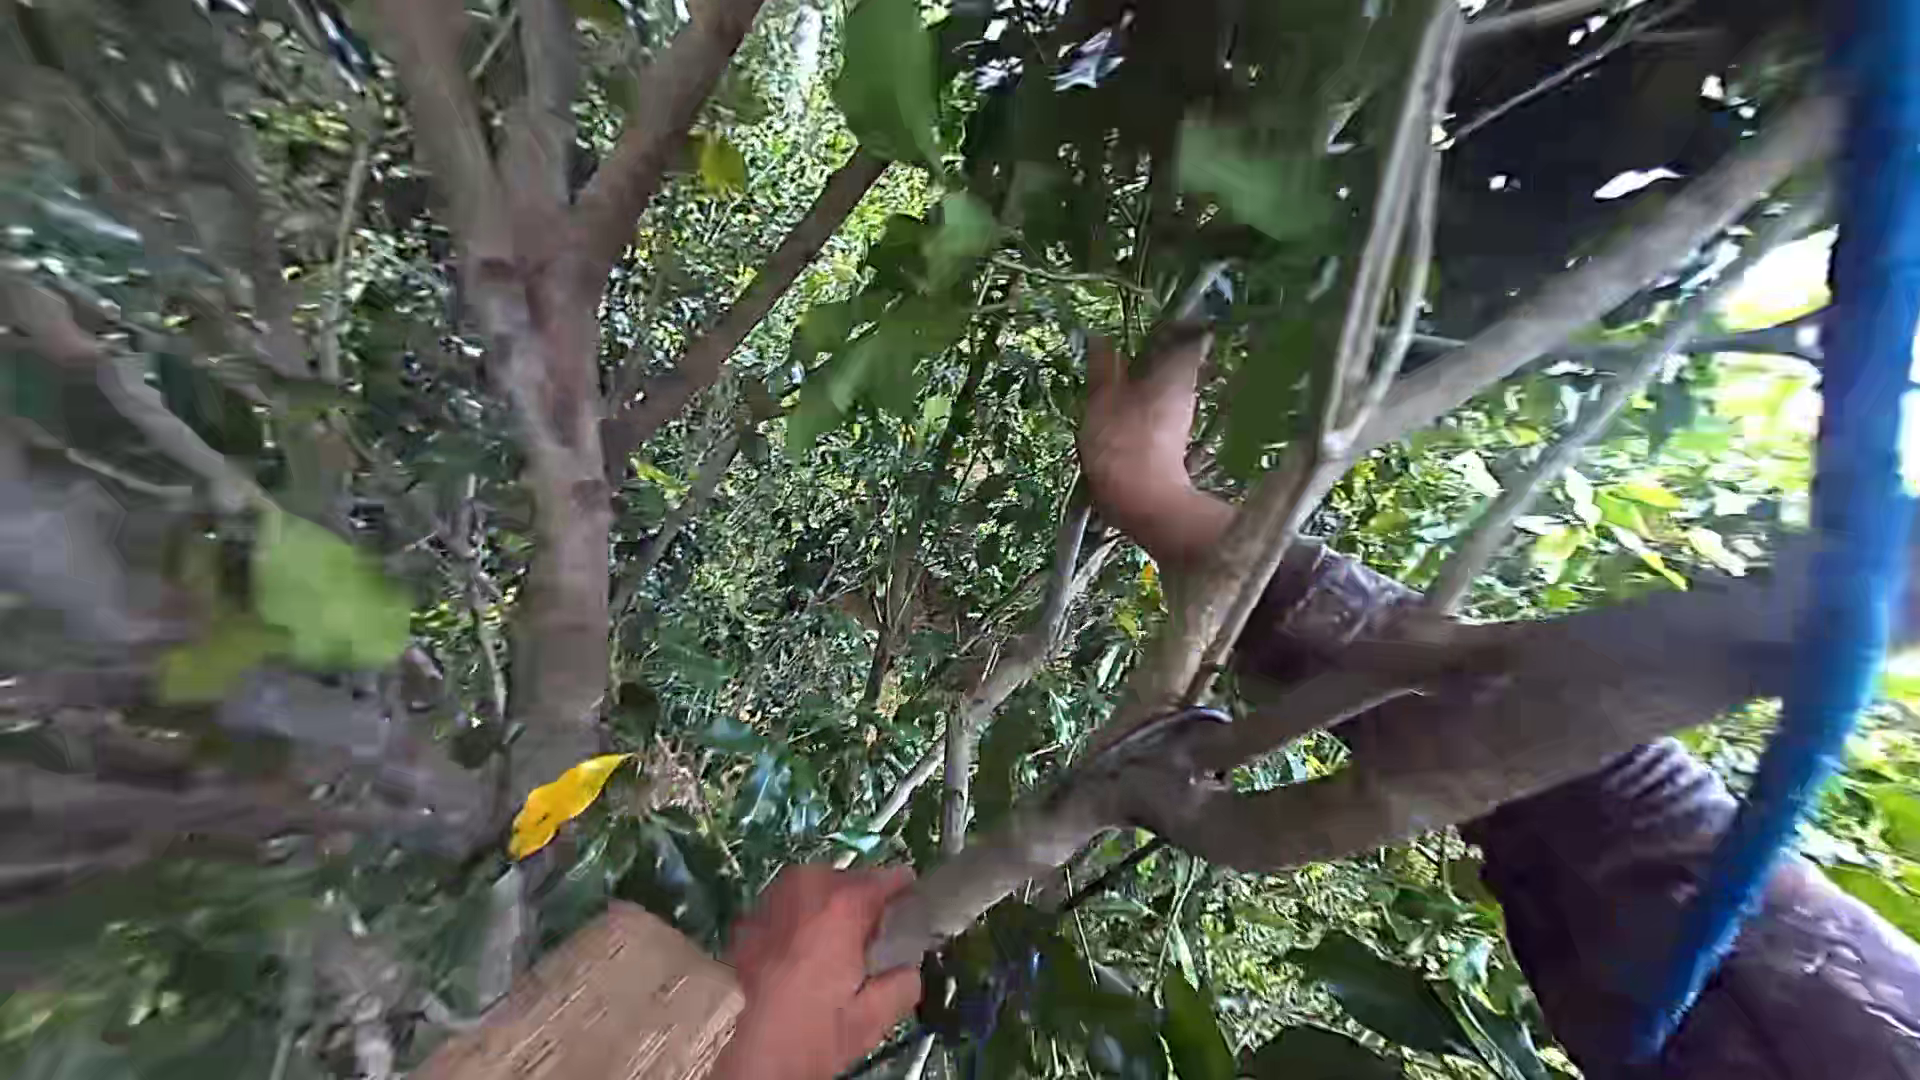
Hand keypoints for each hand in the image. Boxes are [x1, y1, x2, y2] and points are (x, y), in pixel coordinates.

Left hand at [712, 865, 921, 1079]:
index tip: (907, 911)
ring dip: (831, 906)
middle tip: (866, 941)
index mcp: (846, 902)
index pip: (890, 878)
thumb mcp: (871, 1019)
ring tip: (830, 946)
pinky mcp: (754, 913)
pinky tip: (797, 952)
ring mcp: (778, 894)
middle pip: (854, 880)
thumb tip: (910, 967)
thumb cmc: (811, 1034)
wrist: (744, 1056)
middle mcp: (812, 884)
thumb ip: (903, 983)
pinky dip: (801, 916)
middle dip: (864, 903)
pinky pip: (791, 902)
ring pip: (820, 886)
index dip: (904, 893)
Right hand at [1079, 331, 1234, 566]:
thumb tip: (1103, 336)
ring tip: (1107, 392)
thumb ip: (1104, 367)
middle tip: (1114, 361)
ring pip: (1160, 390)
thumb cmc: (1122, 442)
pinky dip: (1137, 412)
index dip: (1165, 326)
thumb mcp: (1102, 399)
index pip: (1185, 333)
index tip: (1140, 327)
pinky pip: (1154, 414)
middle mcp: (1188, 391)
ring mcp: (1181, 420)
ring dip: (1137, 387)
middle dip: (1144, 360)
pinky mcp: (1171, 443)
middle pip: (1170, 364)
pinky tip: (1114, 421)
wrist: (1143, 502)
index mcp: (1177, 370)